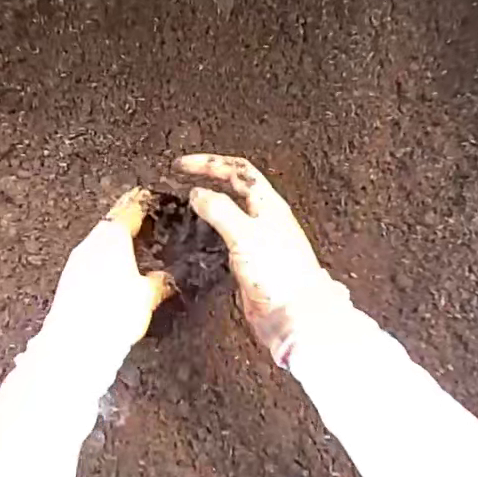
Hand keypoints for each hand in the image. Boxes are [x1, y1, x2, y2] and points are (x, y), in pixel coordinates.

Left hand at [39, 188, 175, 352]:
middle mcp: (92, 242)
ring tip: (138, 248)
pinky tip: (118, 273)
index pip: (130, 207)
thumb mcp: (147, 295)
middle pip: (114, 223)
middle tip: (149, 221)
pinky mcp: (71, 280)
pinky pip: (93, 260)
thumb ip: (160, 281)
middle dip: (131, 221)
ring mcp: (78, 261)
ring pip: (102, 242)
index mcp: (112, 235)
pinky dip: (108, 259)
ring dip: (119, 242)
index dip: (143, 201)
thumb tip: (167, 276)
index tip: (151, 196)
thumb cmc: (111, 314)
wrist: (74, 345)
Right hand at [173, 154, 342, 358]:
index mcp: (267, 204)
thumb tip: (198, 193)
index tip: (182, 165)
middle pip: (235, 185)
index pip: (237, 170)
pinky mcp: (252, 260)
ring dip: (210, 201)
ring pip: (232, 209)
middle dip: (209, 176)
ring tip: (188, 201)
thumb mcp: (245, 235)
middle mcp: (264, 217)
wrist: (294, 313)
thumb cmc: (279, 274)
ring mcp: (259, 238)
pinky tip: (201, 234)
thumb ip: (220, 210)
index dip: (209, 163)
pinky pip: (228, 235)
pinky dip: (212, 227)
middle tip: (183, 175)